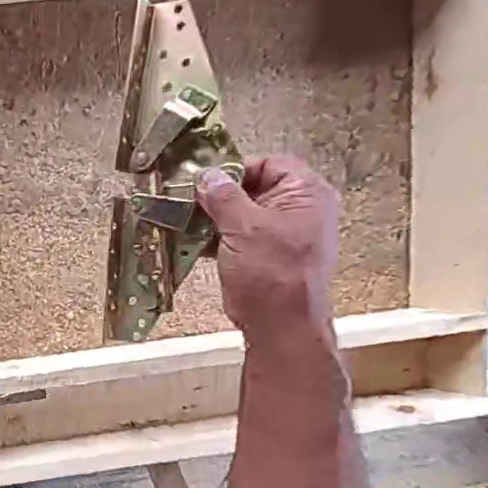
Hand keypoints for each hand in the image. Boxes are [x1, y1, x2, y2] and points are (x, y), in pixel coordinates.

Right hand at [195, 154, 338, 343]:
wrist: (279, 323)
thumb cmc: (270, 271)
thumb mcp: (244, 226)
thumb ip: (224, 196)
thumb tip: (207, 175)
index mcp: (305, 193)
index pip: (268, 164)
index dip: (235, 169)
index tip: (201, 181)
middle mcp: (297, 209)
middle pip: (252, 188)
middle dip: (217, 195)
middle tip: (185, 201)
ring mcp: (279, 234)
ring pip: (239, 214)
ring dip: (210, 218)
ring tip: (181, 221)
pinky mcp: (261, 255)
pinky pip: (235, 236)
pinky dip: (213, 237)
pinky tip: (189, 241)